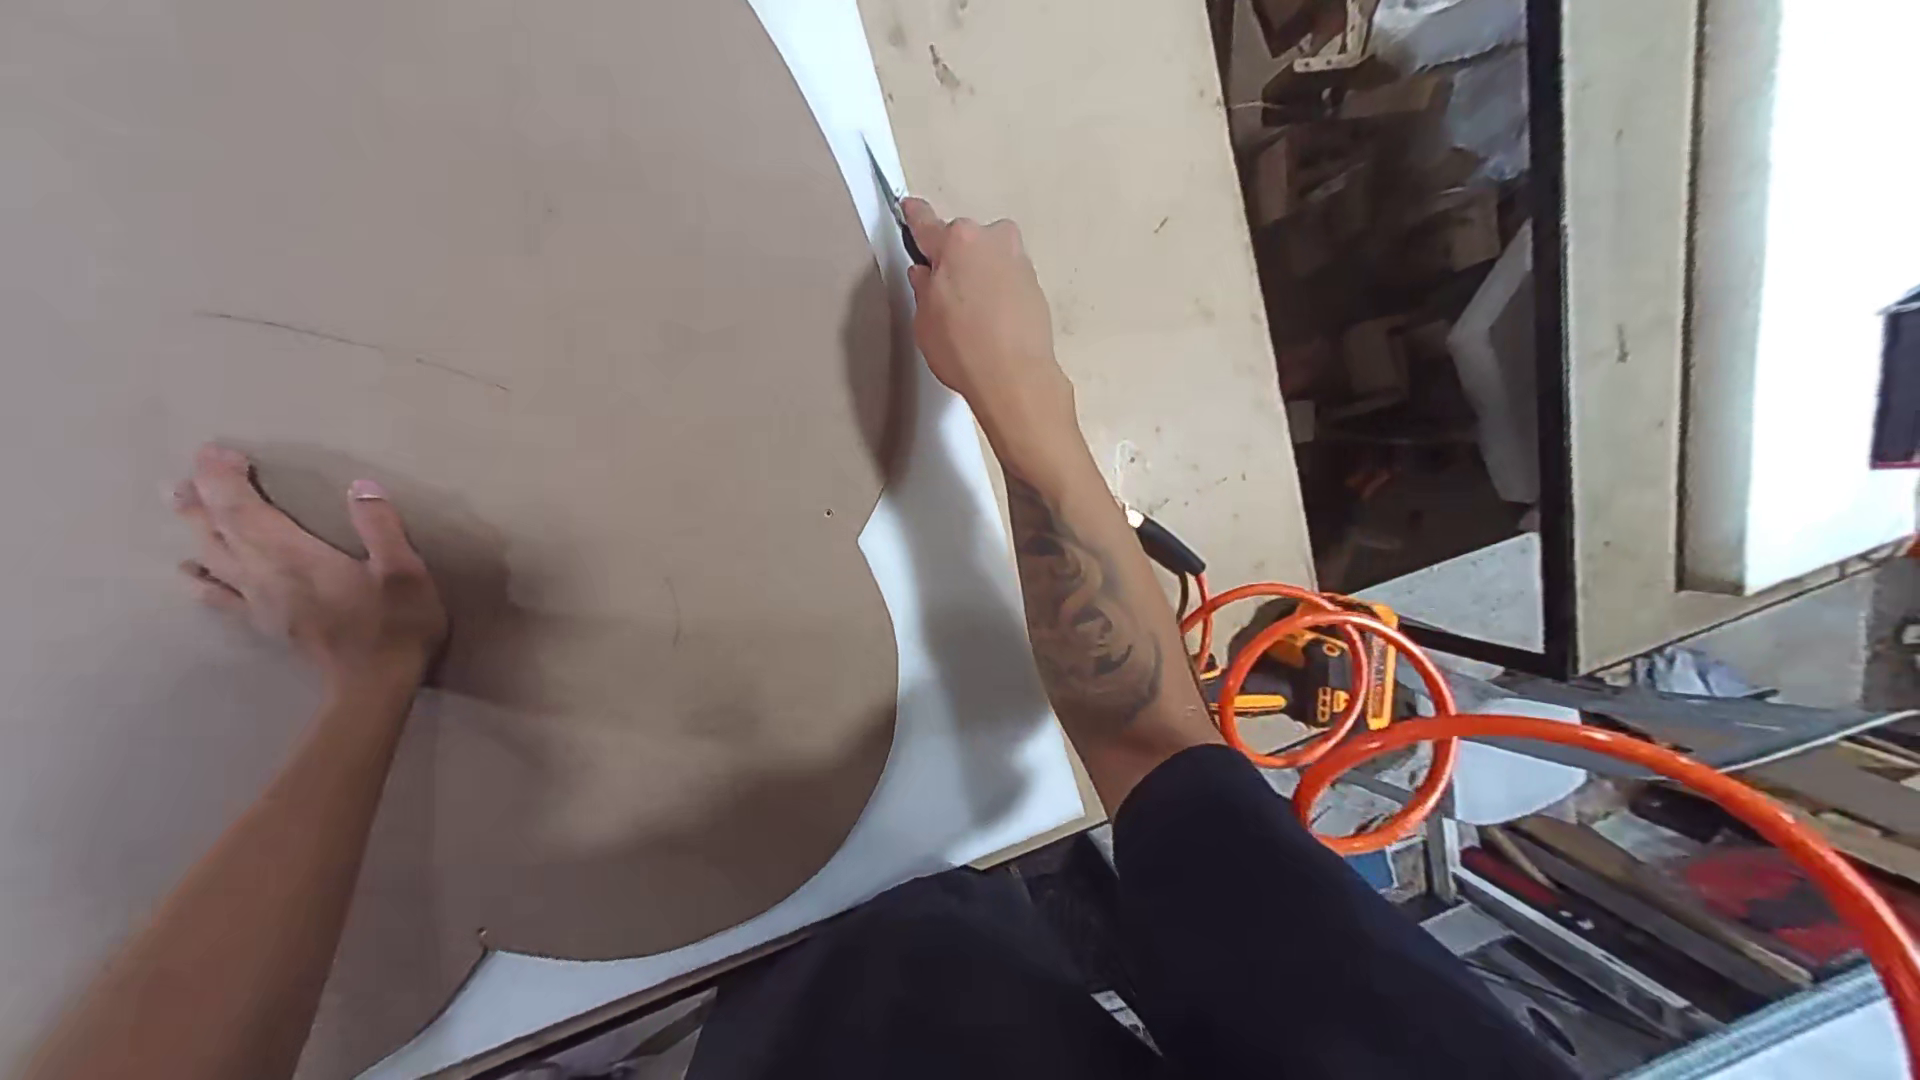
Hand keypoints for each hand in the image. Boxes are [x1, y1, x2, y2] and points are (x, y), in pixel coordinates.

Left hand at [173, 444, 447, 690]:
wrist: (376, 679)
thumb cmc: (398, 623)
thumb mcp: (405, 571)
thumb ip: (381, 527)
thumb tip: (361, 485)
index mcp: (295, 556)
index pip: (244, 509)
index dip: (225, 478)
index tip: (219, 450)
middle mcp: (264, 574)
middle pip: (219, 529)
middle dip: (203, 495)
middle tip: (193, 467)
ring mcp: (259, 600)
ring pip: (213, 555)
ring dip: (194, 527)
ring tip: (180, 503)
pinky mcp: (264, 621)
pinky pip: (218, 594)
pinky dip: (200, 577)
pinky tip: (191, 570)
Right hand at [901, 198, 1075, 447]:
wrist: (1015, 377)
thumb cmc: (966, 348)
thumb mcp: (925, 320)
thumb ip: (923, 288)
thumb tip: (926, 276)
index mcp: (958, 240)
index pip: (926, 223)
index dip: (914, 219)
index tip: (910, 210)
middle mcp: (993, 240)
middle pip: (964, 241)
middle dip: (953, 261)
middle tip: (943, 297)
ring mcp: (1019, 261)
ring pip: (989, 260)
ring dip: (979, 277)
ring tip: (970, 318)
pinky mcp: (1036, 286)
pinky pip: (1007, 280)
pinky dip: (998, 294)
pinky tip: (990, 324)